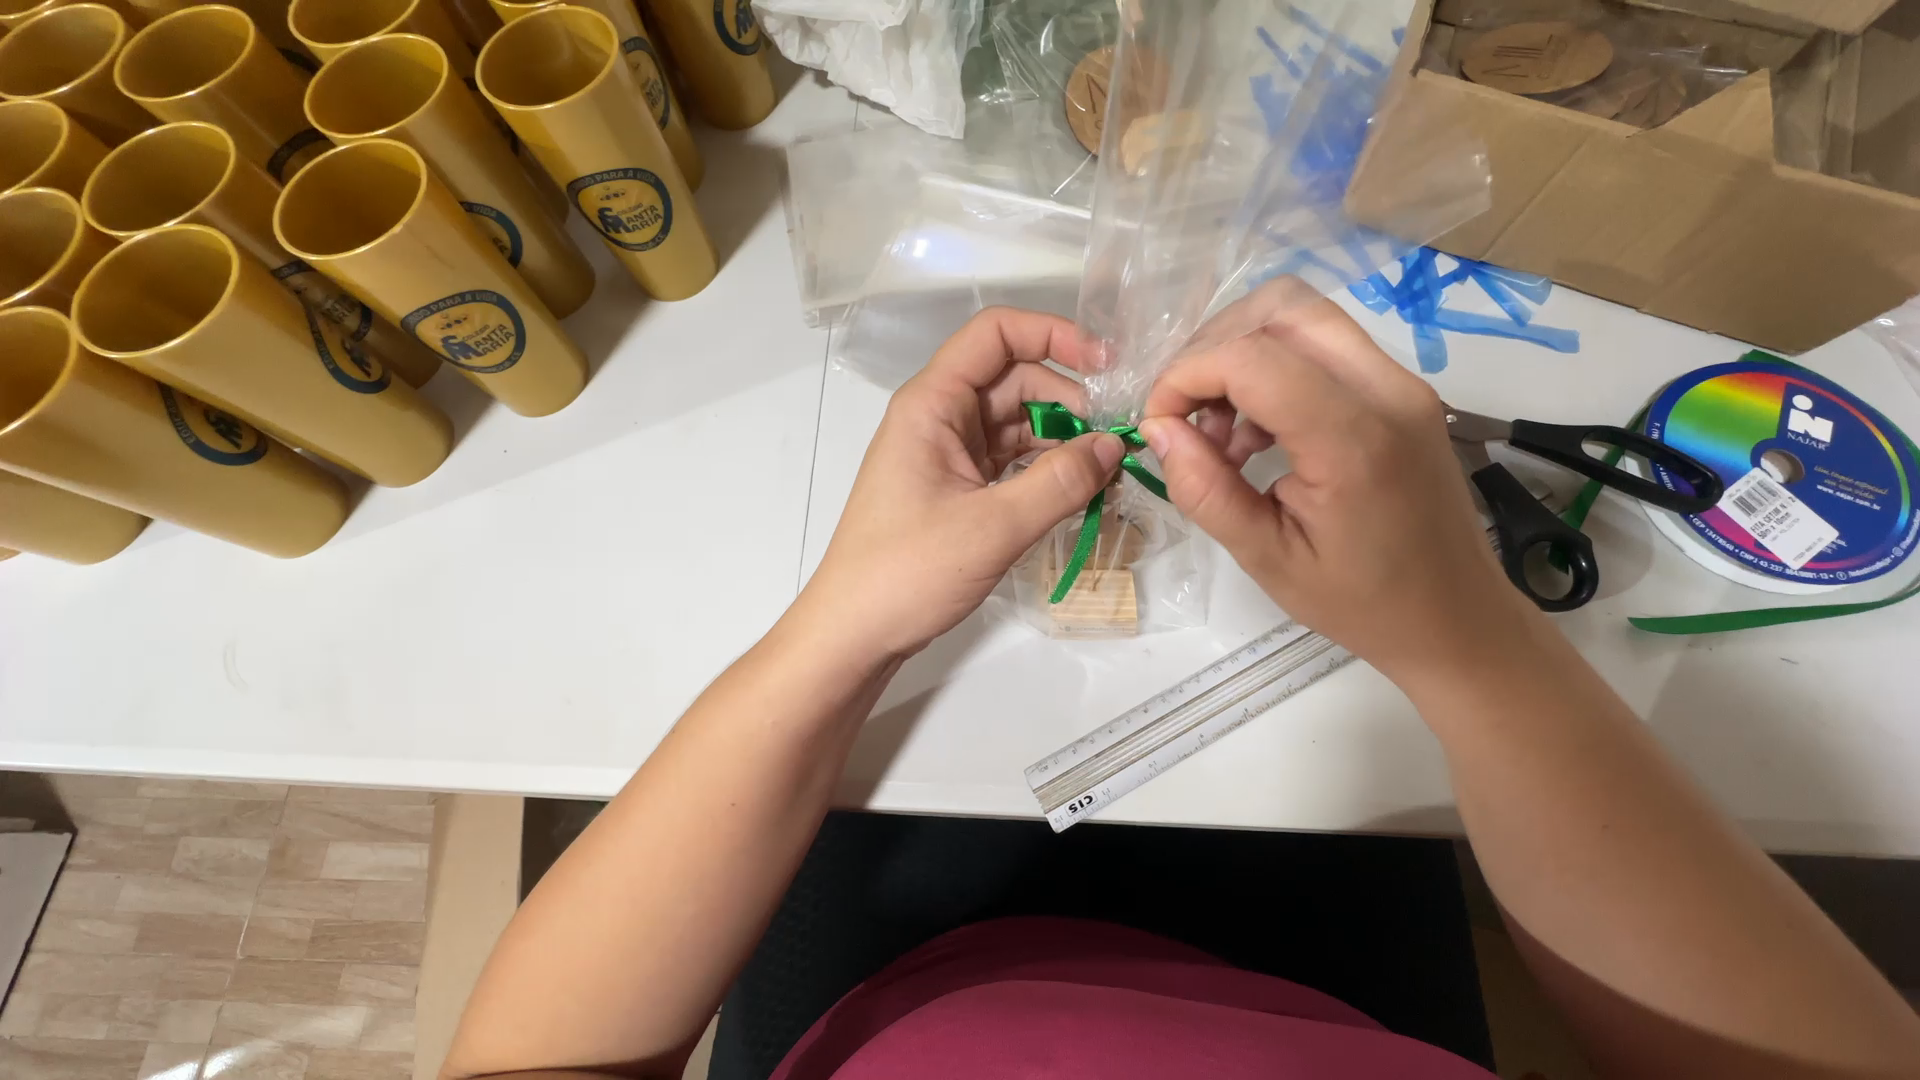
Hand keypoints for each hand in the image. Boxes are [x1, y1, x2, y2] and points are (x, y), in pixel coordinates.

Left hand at [796, 308, 1124, 659]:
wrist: (854, 631)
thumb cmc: (909, 571)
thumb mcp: (994, 526)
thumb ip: (1060, 482)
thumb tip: (1114, 447)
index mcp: (932, 404)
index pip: (995, 334)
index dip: (1054, 335)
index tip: (1107, 367)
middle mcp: (938, 418)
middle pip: (1013, 379)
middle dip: (1069, 398)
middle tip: (1118, 437)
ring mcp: (945, 454)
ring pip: (1015, 423)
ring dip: (1062, 438)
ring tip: (1109, 470)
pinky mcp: (955, 489)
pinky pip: (1008, 461)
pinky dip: (1044, 470)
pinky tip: (1079, 491)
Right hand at [1140, 282, 1543, 683]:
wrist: (1456, 616)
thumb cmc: (1361, 601)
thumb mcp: (1266, 559)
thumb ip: (1206, 491)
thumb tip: (1159, 429)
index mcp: (1353, 440)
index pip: (1250, 358)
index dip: (1185, 376)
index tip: (1158, 424)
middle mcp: (1386, 390)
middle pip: (1281, 307)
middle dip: (1212, 348)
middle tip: (1186, 413)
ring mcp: (1401, 383)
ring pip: (1302, 315)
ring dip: (1241, 353)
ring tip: (1220, 428)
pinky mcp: (1400, 389)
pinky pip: (1323, 344)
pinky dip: (1271, 367)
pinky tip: (1255, 432)